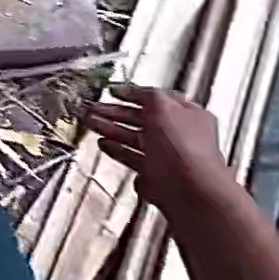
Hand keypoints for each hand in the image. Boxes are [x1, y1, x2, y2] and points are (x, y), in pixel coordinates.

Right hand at [82, 83, 241, 212]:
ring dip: (109, 128)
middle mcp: (177, 134)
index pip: (156, 99)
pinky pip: (129, 156)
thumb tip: (135, 90)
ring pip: (131, 137)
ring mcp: (164, 154)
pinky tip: (103, 143)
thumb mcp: (163, 107)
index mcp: (186, 115)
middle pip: (140, 118)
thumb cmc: (184, 148)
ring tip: (89, 121)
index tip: (113, 91)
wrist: (188, 189)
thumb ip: (147, 95)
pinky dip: (115, 149)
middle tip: (93, 107)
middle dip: (113, 112)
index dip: (133, 94)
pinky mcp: (152, 172)